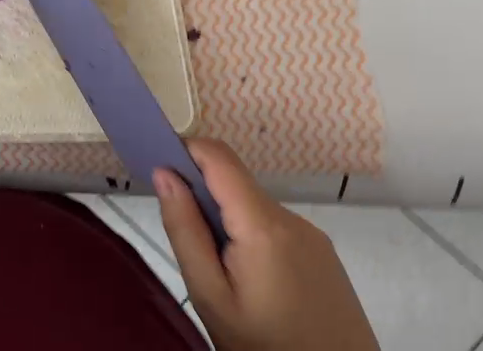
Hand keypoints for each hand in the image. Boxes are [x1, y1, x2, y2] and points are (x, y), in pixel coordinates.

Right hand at [156, 140, 378, 350]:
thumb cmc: (265, 345)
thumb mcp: (209, 294)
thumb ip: (184, 228)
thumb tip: (163, 173)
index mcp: (263, 224)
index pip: (217, 155)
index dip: (182, 150)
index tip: (158, 171)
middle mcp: (293, 219)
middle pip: (233, 182)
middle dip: (201, 197)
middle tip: (188, 243)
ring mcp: (313, 238)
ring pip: (251, 206)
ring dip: (226, 222)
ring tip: (223, 274)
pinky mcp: (324, 257)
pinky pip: (274, 228)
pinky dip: (250, 238)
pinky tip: (252, 284)